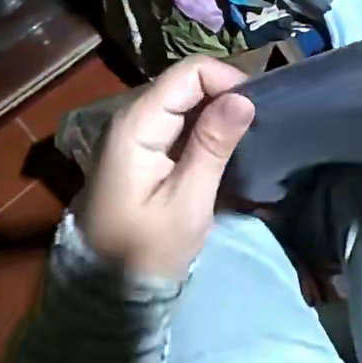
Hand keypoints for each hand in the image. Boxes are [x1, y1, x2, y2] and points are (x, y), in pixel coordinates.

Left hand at [74, 56, 255, 279]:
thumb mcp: (187, 202)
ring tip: (245, 136)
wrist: (105, 289)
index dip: (227, 81)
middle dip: (225, 94)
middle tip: (256, 126)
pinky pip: (179, 119)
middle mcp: (131, 117)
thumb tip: (244, 98)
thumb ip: (212, 146)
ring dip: (218, 110)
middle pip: (186, 81)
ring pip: (185, 98)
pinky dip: (205, 125)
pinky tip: (223, 147)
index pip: (188, 73)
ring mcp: (135, 132)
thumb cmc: (146, 251)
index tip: (256, 111)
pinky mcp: (143, 148)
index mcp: (136, 125)